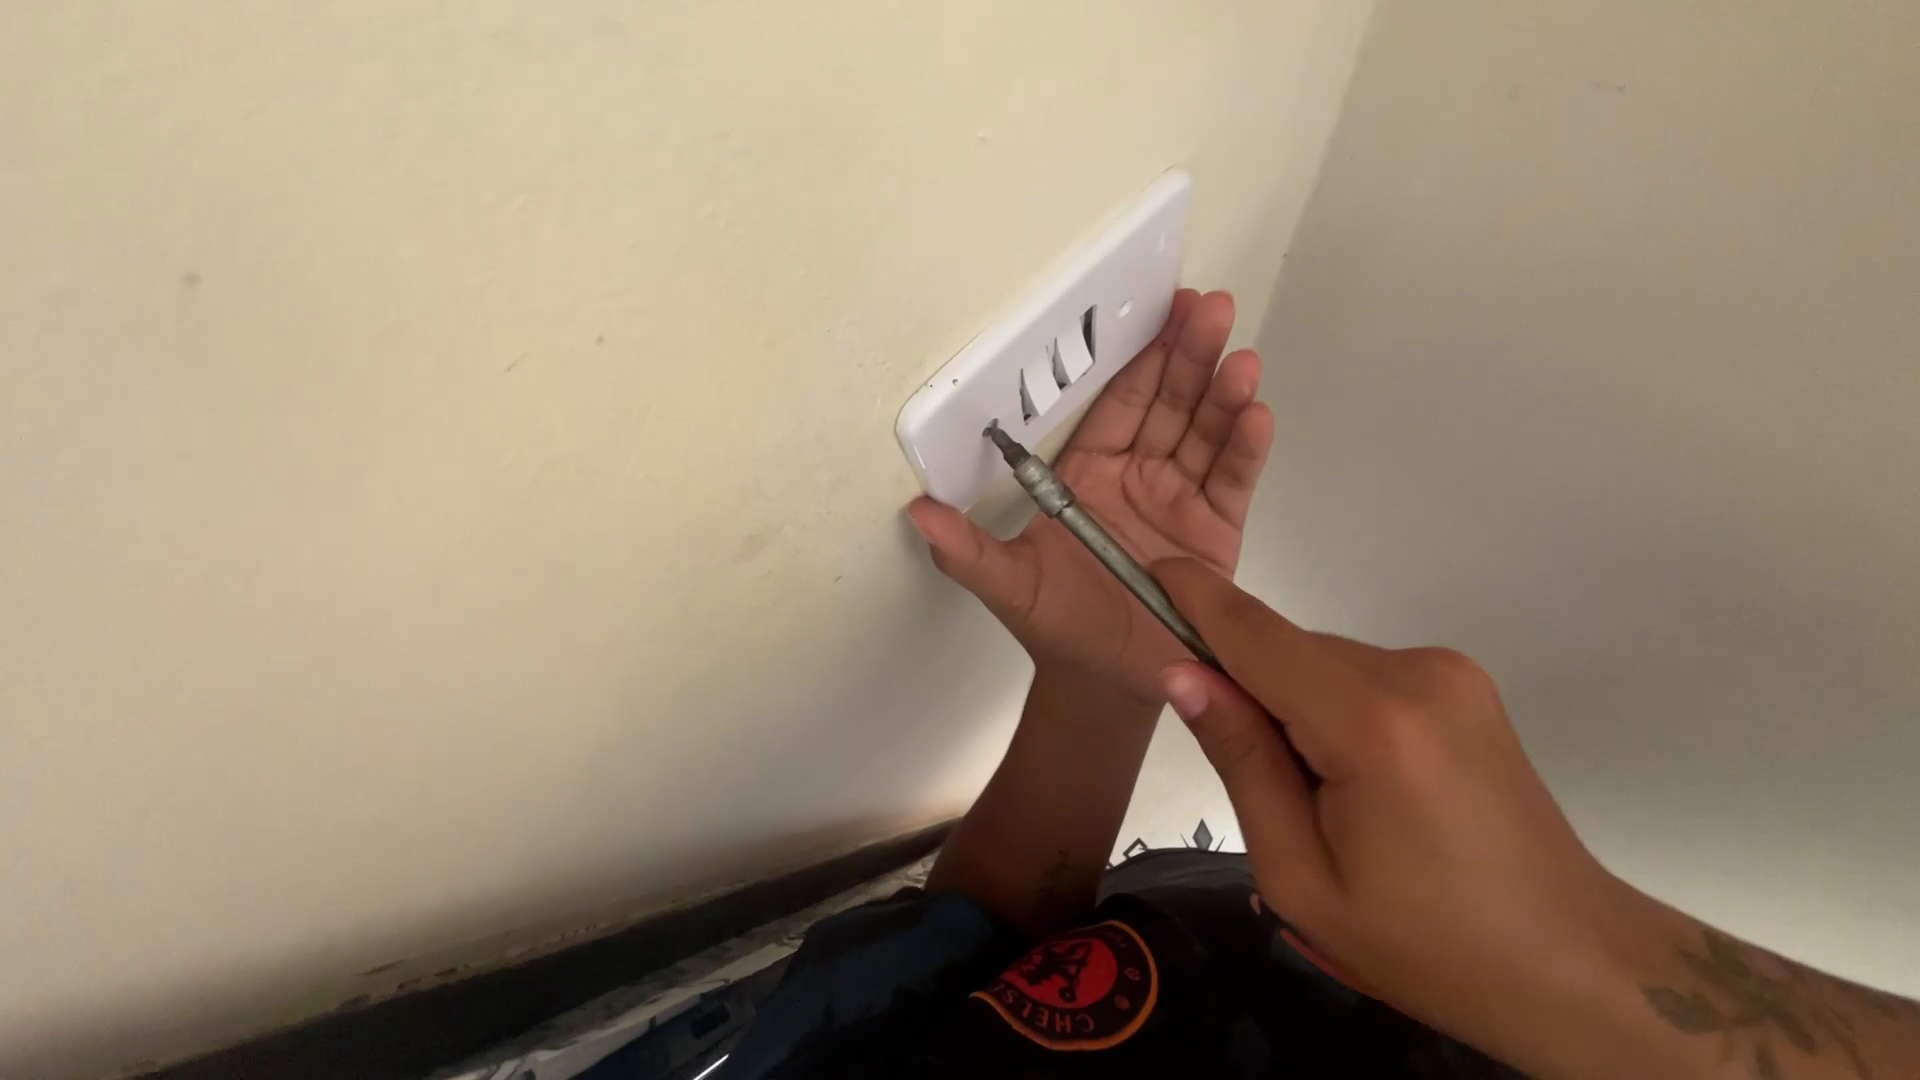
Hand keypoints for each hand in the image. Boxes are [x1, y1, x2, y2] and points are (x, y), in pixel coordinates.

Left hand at [907, 290, 1272, 703]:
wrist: (1105, 680)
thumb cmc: (1057, 627)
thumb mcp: (1008, 584)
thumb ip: (966, 550)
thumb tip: (915, 513)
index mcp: (1088, 475)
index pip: (1117, 405)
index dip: (1138, 361)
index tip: (1160, 313)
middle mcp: (1138, 475)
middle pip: (1169, 405)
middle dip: (1189, 357)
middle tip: (1210, 308)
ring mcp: (1180, 499)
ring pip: (1204, 434)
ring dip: (1222, 395)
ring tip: (1239, 361)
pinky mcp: (1215, 531)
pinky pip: (1231, 483)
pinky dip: (1243, 449)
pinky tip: (1254, 413)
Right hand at [1153, 559, 1647, 1077]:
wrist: (1574, 966)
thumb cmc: (1423, 942)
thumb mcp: (1298, 873)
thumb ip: (1239, 760)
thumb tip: (1183, 673)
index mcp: (1373, 727)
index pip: (1258, 636)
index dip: (1198, 598)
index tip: (1150, 567)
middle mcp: (1415, 674)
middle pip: (1285, 651)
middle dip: (1244, 687)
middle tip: (1252, 776)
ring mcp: (1448, 672)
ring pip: (1318, 660)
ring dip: (1289, 702)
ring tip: (1318, 793)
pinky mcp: (1461, 681)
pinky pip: (1355, 672)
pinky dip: (1326, 705)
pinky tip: (1354, 775)